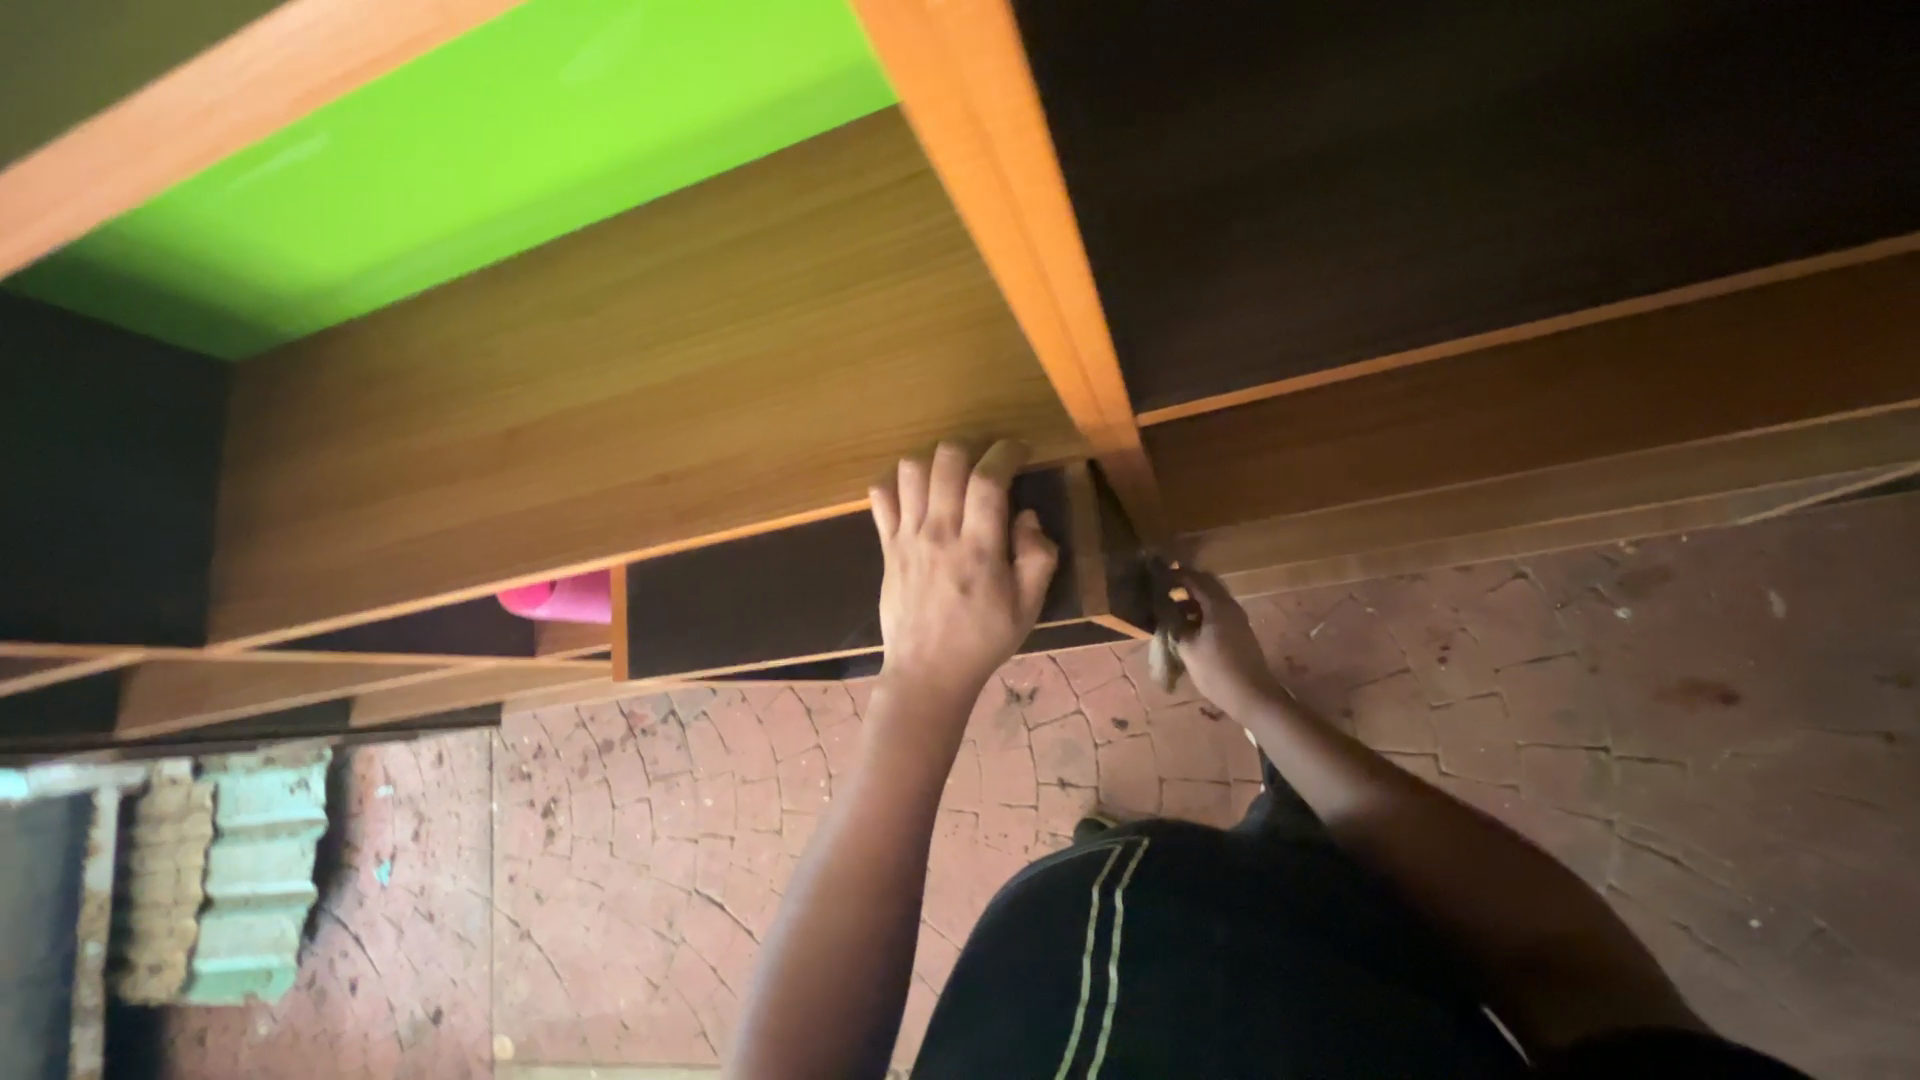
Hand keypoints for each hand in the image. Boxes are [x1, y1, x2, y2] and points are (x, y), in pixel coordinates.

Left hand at [869, 440, 1057, 707]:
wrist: (928, 673)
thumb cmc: (983, 640)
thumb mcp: (1029, 606)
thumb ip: (1038, 557)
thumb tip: (1026, 515)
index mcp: (979, 547)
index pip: (988, 478)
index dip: (1006, 452)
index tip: (1020, 452)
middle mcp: (940, 532)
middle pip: (947, 460)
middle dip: (972, 447)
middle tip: (985, 463)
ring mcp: (907, 537)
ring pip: (911, 469)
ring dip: (934, 462)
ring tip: (951, 477)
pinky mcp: (886, 546)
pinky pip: (880, 496)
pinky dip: (896, 482)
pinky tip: (915, 493)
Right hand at [1176, 569, 1286, 715]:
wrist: (1252, 696)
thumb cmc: (1216, 671)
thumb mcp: (1187, 649)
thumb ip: (1174, 625)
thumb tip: (1163, 610)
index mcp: (1217, 606)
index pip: (1194, 579)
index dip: (1174, 575)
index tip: (1156, 577)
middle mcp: (1230, 606)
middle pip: (1207, 583)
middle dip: (1186, 583)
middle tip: (1164, 589)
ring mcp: (1237, 618)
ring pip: (1213, 597)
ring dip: (1193, 598)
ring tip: (1172, 608)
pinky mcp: (1239, 630)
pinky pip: (1218, 610)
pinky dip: (1202, 610)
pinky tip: (1188, 624)